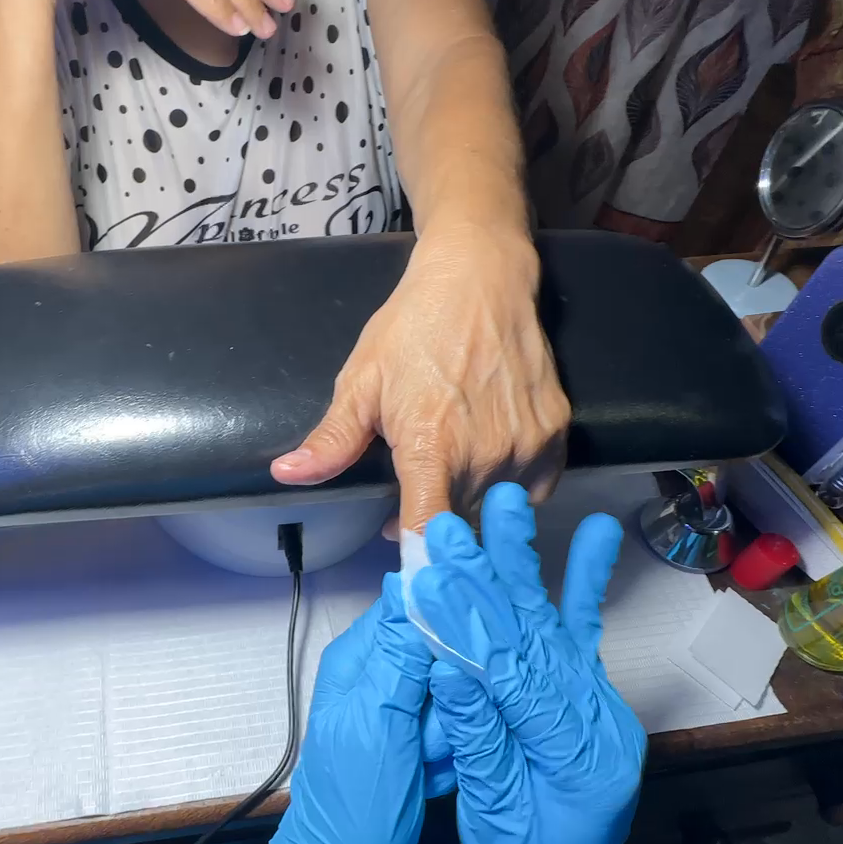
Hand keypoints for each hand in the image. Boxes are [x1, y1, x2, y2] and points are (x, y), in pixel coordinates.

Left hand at [182, 574, 432, 843]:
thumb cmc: (355, 806)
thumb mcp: (377, 724)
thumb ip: (397, 657)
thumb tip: (412, 583)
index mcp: (359, 658)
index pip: (410, 605)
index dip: (448, 617)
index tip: (472, 651)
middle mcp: (377, 673)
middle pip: (442, 650)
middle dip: (452, 691)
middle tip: (432, 736)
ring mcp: (398, 709)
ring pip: (455, 690)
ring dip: (452, 729)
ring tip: (428, 763)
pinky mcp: (416, 740)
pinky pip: (454, 725)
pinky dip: (452, 751)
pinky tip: (434, 778)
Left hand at [271, 227, 568, 533]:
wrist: (481, 279)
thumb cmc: (413, 328)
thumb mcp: (361, 384)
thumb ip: (332, 441)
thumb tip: (287, 474)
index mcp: (432, 449)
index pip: (429, 535)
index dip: (414, 559)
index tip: (402, 564)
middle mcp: (486, 456)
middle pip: (459, 528)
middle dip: (429, 530)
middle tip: (405, 507)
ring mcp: (526, 446)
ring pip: (495, 511)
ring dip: (466, 511)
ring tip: (441, 482)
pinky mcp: (555, 434)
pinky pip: (531, 490)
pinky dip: (508, 493)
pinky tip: (483, 470)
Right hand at [406, 484, 670, 843]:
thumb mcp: (497, 820)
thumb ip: (478, 741)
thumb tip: (446, 670)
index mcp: (573, 756)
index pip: (513, 679)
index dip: (468, 628)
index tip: (432, 581)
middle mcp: (595, 717)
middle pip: (531, 636)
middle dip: (488, 578)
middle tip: (456, 528)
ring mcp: (596, 700)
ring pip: (552, 621)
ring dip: (525, 561)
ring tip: (509, 507)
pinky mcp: (590, 690)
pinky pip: (585, 632)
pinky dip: (587, 581)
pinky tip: (598, 535)